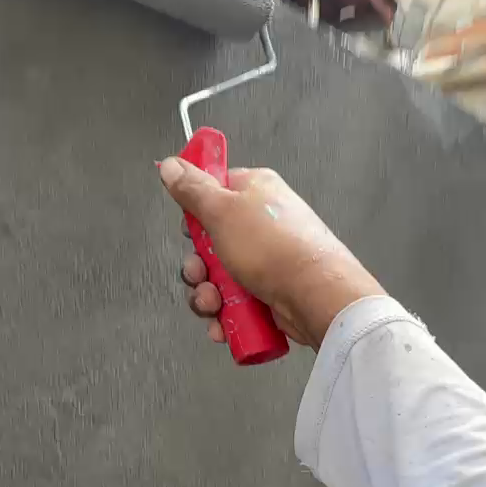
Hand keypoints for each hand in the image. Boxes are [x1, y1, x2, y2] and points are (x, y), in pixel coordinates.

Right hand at [157, 158, 383, 348]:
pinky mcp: (267, 289)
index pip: (212, 191)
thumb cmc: (272, 248)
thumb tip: (169, 164)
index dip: (195, 212)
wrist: (316, 298)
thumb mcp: (221, 211)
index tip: (191, 229)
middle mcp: (260, 222)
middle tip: (201, 274)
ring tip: (214, 305)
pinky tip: (222, 322)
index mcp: (254, 191)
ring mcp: (265, 258)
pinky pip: (233, 299)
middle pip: (208, 241)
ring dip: (206, 294)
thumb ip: (192, 188)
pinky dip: (224, 312)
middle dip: (197, 266)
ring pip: (216, 275)